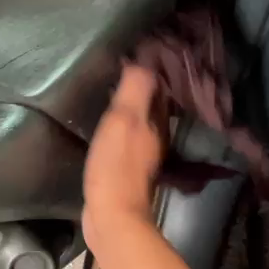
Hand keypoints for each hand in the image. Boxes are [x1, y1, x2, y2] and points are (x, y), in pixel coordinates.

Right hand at [83, 63, 164, 244]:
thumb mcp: (123, 119)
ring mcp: (144, 157)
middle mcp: (156, 138)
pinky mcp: (128, 172)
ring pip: (142, 123)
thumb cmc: (116, 166)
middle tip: (124, 69)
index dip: (151, 70)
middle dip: (143, 88)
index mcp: (157, 123)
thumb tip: (143, 60)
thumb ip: (134, 89)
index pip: (159, 88)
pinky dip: (122, 128)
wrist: (111, 216)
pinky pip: (128, 140)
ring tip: (114, 93)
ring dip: (132, 108)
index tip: (137, 52)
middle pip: (153, 106)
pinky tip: (109, 127)